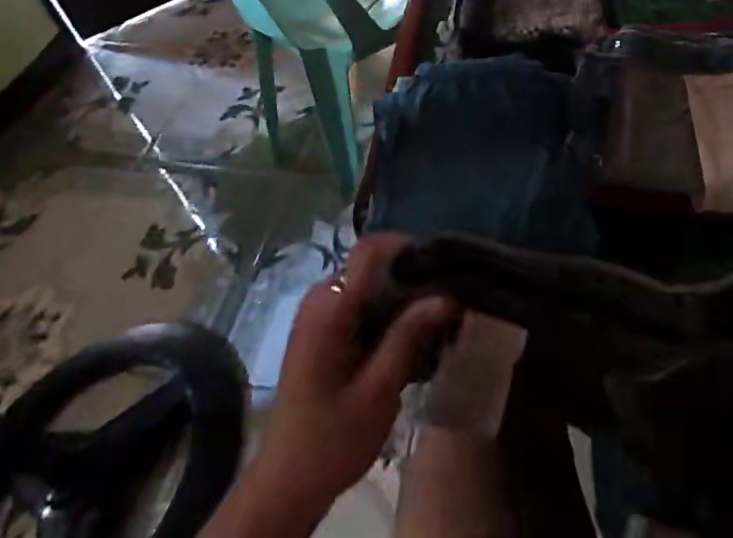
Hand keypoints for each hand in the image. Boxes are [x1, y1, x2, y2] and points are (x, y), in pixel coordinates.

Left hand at [204, 233, 456, 537]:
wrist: (285, 486)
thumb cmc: (331, 440)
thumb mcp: (378, 391)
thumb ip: (408, 336)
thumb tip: (447, 295)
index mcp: (329, 309)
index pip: (370, 249)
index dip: (408, 246)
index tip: (442, 265)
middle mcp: (320, 301)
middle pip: (373, 265)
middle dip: (411, 275)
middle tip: (447, 301)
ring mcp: (318, 316)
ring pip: (369, 284)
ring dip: (402, 296)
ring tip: (435, 321)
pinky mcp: (322, 332)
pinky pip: (360, 303)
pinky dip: (387, 312)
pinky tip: (409, 340)